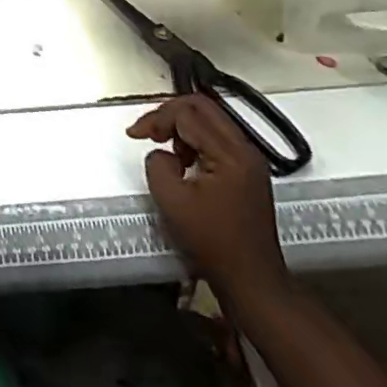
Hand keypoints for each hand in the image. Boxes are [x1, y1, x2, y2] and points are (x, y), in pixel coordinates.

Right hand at [128, 95, 287, 294]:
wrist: (252, 279)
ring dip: (182, 127)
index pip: (187, 114)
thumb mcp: (171, 200)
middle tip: (147, 132)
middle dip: (168, 114)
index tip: (134, 134)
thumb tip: (163, 152)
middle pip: (202, 107)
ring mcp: (250, 160)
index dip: (155, 118)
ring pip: (210, 120)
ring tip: (165, 149)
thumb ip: (158, 164)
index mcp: (230, 154)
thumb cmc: (211, 242)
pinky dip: (195, 140)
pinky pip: (217, 138)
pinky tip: (184, 162)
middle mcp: (245, 150)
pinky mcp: (248, 171)